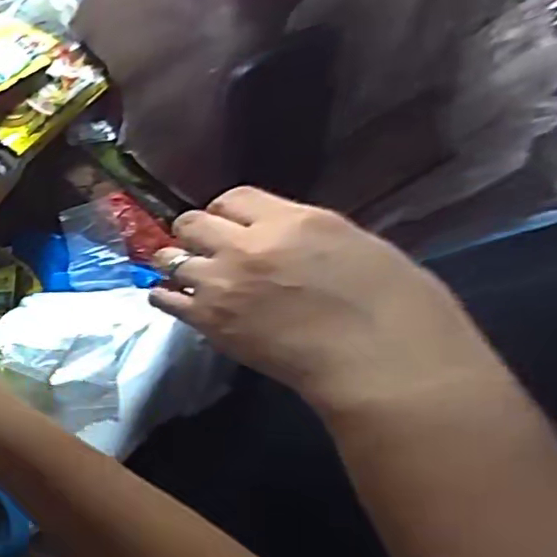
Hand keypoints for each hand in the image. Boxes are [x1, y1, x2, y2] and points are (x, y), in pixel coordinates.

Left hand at [149, 188, 500, 412]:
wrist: (378, 359)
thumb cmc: (393, 303)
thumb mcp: (353, 244)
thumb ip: (300, 235)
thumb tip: (270, 237)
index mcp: (293, 221)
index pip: (232, 198)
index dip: (226, 212)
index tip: (229, 225)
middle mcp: (246, 246)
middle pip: (190, 224)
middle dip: (192, 234)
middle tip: (201, 248)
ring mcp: (220, 282)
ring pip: (169, 259)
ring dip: (175, 265)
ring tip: (188, 275)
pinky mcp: (205, 318)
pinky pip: (163, 298)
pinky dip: (165, 295)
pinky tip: (177, 299)